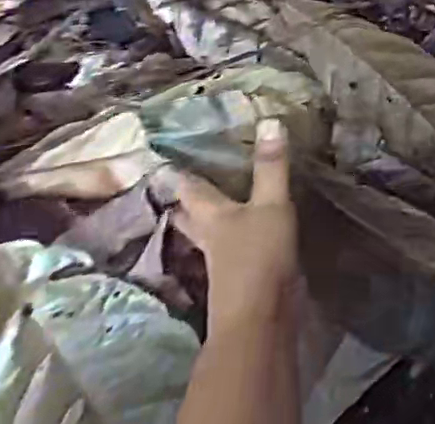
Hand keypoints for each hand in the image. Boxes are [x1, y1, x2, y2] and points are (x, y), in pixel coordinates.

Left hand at [164, 118, 299, 325]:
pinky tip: (243, 228)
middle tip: (179, 180)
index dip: (179, 174)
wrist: (261, 315)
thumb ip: (272, 166)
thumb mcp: (271, 204)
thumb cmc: (258, 254)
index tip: (163, 160)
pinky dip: (234, 230)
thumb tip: (269, 120)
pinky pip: (232, 242)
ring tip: (210, 200)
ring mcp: (225, 256)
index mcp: (213, 216)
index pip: (191, 190)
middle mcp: (212, 235)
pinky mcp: (243, 270)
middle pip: (191, 214)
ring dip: (206, 217)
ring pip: (208, 230)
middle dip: (186, 199)